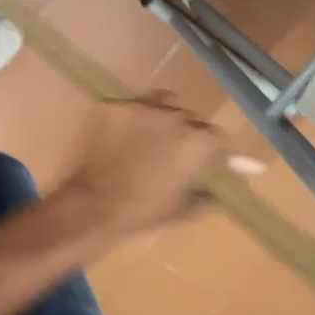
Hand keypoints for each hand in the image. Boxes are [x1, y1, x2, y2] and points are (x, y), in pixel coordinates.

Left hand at [59, 96, 229, 237]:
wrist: (92, 205)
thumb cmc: (143, 212)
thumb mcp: (184, 208)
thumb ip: (210, 192)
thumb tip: (223, 188)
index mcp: (195, 141)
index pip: (217, 138)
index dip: (215, 151)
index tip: (212, 161)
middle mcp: (172, 116)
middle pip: (190, 118)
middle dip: (189, 133)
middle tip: (177, 154)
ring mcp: (140, 107)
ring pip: (162, 102)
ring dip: (164, 117)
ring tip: (153, 136)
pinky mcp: (112, 105)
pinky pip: (131, 106)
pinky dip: (133, 119)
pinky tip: (125, 136)